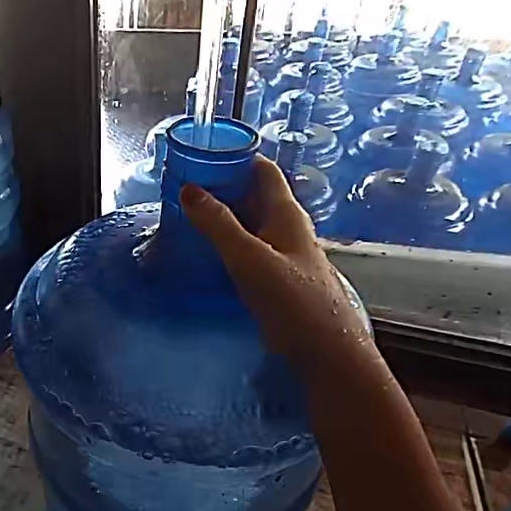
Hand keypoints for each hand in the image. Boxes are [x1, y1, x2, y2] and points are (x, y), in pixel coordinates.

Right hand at [179, 156, 372, 374]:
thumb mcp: (248, 258)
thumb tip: (189, 189)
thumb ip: (218, 224)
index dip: (236, 158)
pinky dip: (232, 248)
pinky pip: (252, 253)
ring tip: (190, 222)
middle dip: (224, 190)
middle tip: (185, 193)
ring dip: (226, 221)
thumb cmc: (291, 301)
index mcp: (287, 214)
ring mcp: (287, 257)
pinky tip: (212, 259)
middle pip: (255, 198)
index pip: (263, 170)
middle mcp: (289, 230)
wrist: (325, 352)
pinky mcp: (281, 282)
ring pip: (253, 227)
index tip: (201, 158)